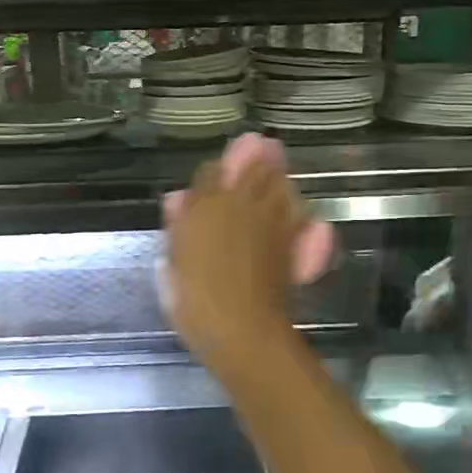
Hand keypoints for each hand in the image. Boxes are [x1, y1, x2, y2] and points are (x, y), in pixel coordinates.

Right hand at [166, 146, 311, 380]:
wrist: (241, 329)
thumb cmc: (195, 298)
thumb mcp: (173, 262)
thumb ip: (179, 224)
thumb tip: (177, 198)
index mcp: (208, 206)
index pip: (212, 172)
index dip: (217, 170)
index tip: (218, 171)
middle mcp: (242, 206)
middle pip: (253, 169)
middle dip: (254, 156)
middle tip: (261, 143)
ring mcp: (272, 223)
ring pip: (279, 186)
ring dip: (278, 174)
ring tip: (278, 162)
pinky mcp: (292, 243)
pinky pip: (298, 215)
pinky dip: (297, 207)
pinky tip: (297, 203)